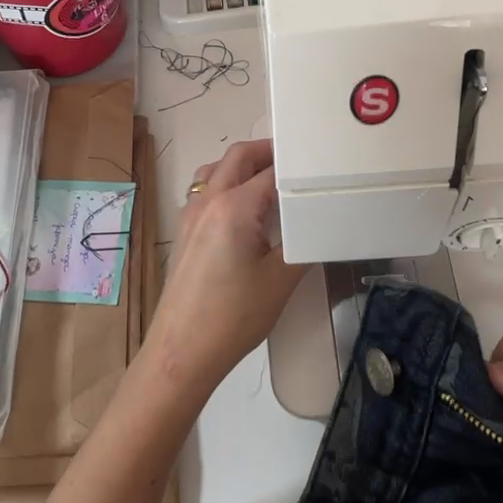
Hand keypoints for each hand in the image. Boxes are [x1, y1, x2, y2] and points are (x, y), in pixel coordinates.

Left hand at [147, 140, 307, 388]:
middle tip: (297, 163)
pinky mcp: (183, 232)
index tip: (320, 165)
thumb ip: (302, 244)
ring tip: (271, 181)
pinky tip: (245, 209)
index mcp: (233, 207)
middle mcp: (207, 201)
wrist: (183, 350)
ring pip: (215, 171)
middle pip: (237, 158)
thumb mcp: (280, 280)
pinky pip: (204, 191)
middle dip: (267, 153)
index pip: (271, 171)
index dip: (297, 166)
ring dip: (242, 166)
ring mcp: (190, 215)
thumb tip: (319, 227)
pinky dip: (225, 184)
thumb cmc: (234, 316)